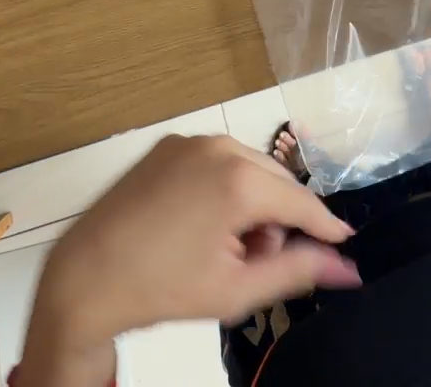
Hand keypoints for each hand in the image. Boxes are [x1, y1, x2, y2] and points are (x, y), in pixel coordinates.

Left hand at [21, 135, 359, 385]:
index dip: (325, 226)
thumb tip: (347, 268)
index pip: (302, 202)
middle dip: (279, 221)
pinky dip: (225, 186)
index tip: (343, 243)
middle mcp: (219, 147)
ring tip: (227, 246)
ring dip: (253, 203)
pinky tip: (204, 223)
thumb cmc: (161, 289)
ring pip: (248, 168)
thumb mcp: (236, 290)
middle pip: (276, 181)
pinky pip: (217, 160)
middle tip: (258, 261)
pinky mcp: (168, 144)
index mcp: (239, 180)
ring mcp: (191, 140)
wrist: (84, 277)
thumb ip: (298, 272)